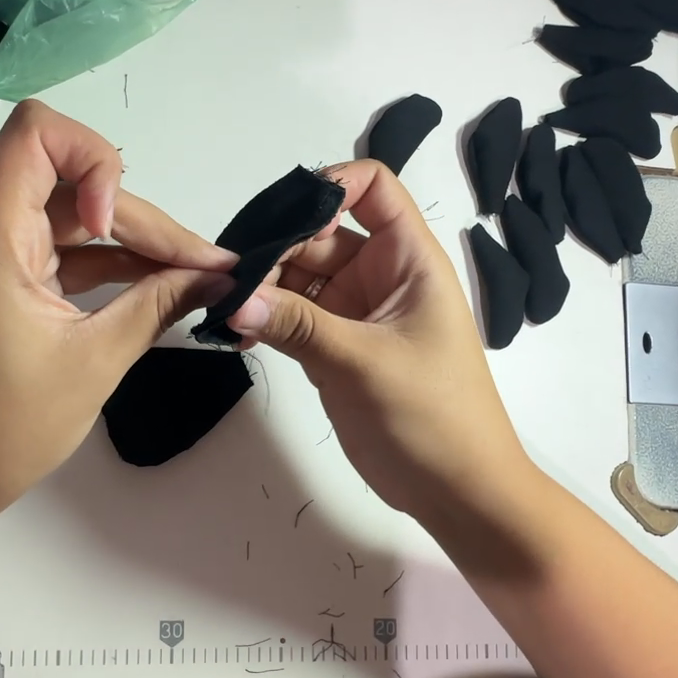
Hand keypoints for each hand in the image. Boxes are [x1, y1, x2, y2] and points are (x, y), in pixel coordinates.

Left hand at [0, 100, 233, 550]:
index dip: (95, 160)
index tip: (117, 226)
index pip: (37, 133)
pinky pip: (51, 250)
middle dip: (140, 221)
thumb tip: (217, 277)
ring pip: (65, 216)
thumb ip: (157, 305)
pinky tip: (153, 286)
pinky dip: (99, 265)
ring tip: (193, 277)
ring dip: (128, 244)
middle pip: (67, 183)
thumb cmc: (8, 429)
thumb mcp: (96, 361)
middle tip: (206, 266)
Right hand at [225, 160, 527, 531]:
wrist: (456, 489)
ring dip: (264, 289)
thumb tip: (233, 299)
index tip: (280, 220)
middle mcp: (381, 277)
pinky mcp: (337, 350)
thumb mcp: (364, 363)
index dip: (329, 187)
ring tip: (222, 307)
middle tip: (229, 278)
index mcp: (409, 260)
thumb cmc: (431, 416)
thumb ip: (298, 327)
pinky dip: (267, 323)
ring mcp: (357, 314)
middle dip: (277, 247)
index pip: (372, 188)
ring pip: (301, 280)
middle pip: (321, 235)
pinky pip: (295, 321)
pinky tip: (235, 334)